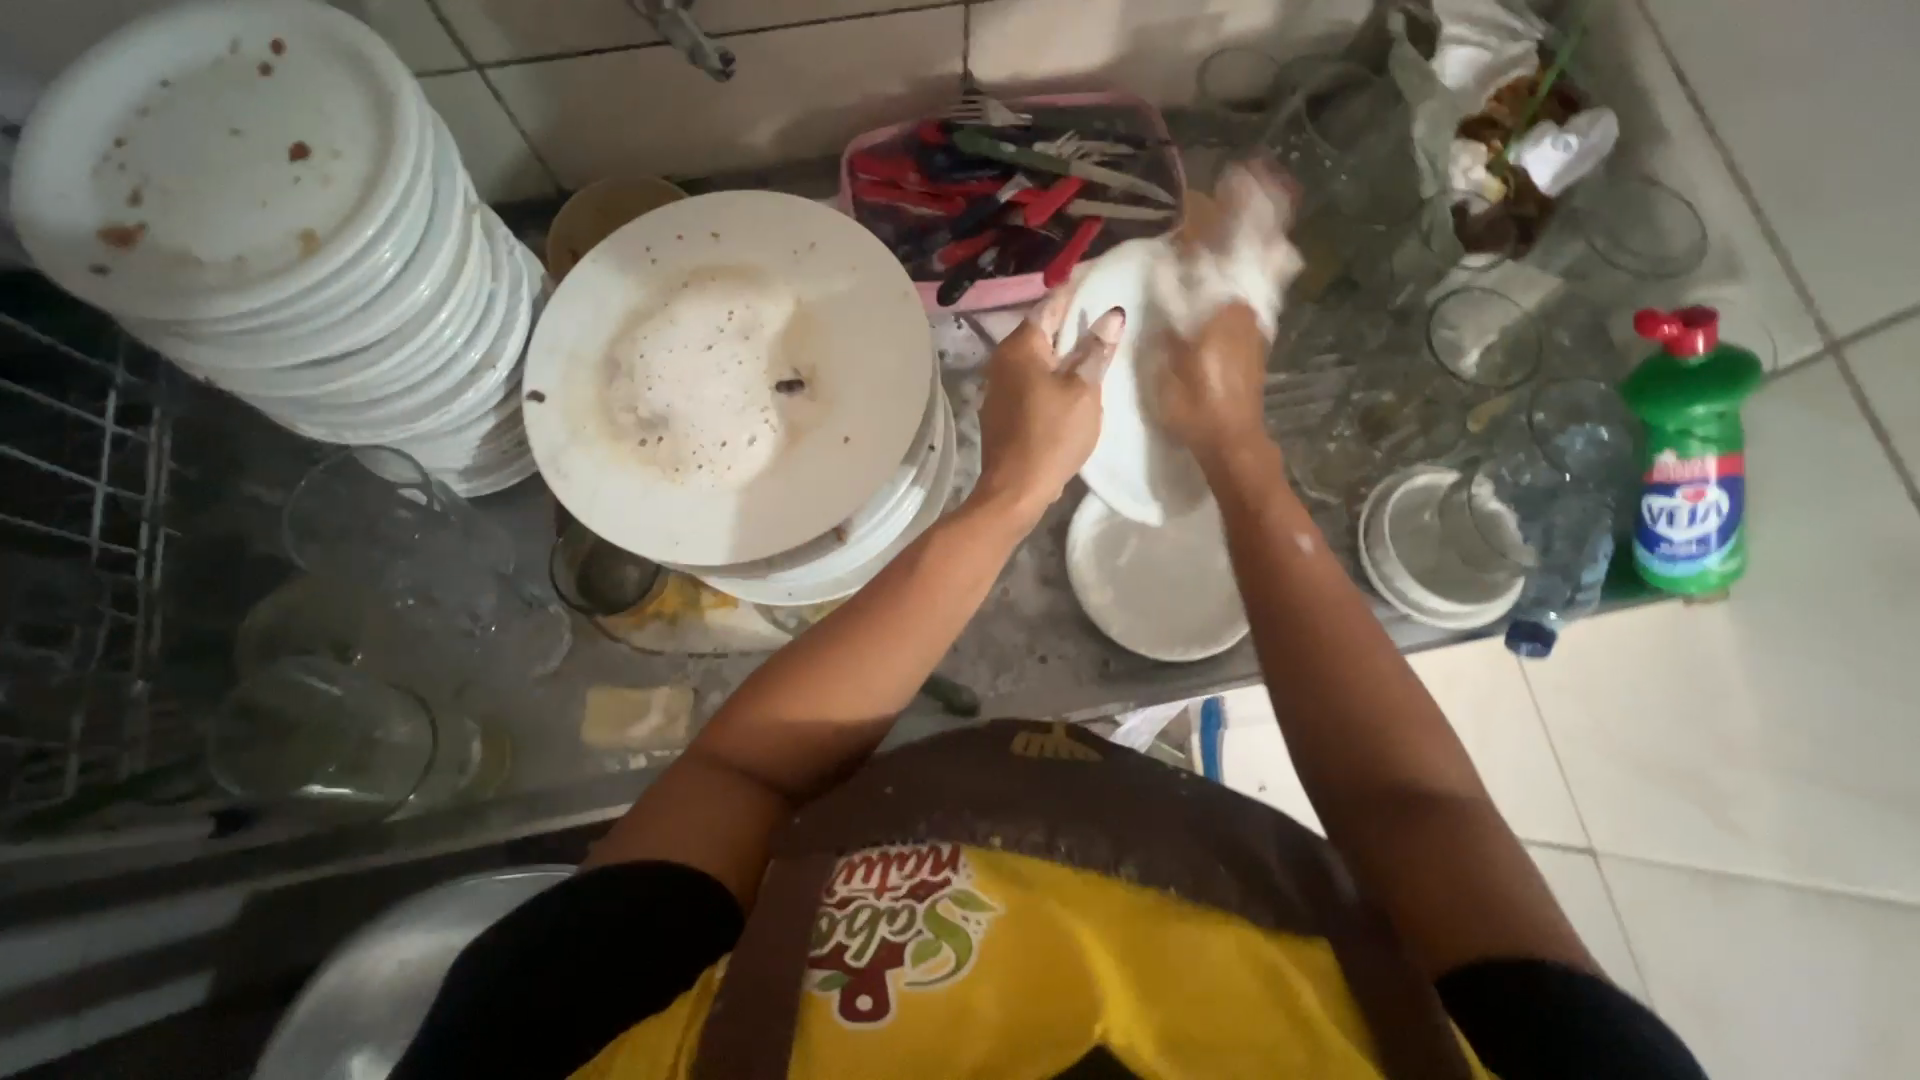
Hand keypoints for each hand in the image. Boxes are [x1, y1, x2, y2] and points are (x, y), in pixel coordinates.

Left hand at [971, 285, 1124, 527]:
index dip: (1073, 294)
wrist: (1015, 489)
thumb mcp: (1083, 390)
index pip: (1048, 306)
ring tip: (1091, 350)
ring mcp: (997, 387)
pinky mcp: (1000, 410)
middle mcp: (1001, 360)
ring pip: (1033, 359)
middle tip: (1101, 318)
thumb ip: (1095, 350)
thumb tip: (1112, 314)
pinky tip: (1069, 384)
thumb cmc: (1052, 435)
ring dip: (1059, 353)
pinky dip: (1048, 376)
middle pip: (1038, 332)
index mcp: (1020, 347)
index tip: (1097, 285)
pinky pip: (1028, 381)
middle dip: (1067, 324)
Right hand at [1152, 160, 1300, 464]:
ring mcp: (1257, 314)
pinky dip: (1270, 255)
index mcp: (1217, 304)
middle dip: (1249, 204)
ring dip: (1265, 223)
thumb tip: (1166, 269)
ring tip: (1267, 189)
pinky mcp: (1260, 330)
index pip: (1212, 247)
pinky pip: (1268, 280)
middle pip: (1249, 242)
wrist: (1232, 438)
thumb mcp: (1165, 360)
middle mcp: (1244, 300)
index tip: (1203, 186)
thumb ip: (1167, 310)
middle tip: (1249, 169)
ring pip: (1264, 258)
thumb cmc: (1192, 404)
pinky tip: (1276, 245)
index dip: (1206, 215)